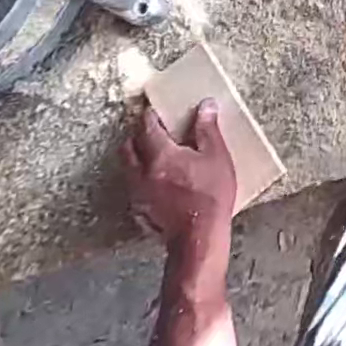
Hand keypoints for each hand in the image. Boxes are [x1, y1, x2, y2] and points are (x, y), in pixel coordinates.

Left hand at [122, 102, 237, 249]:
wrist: (200, 240)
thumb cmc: (210, 198)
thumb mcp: (216, 157)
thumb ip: (207, 129)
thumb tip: (206, 106)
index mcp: (161, 155)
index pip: (147, 126)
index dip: (150, 115)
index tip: (154, 111)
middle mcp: (143, 172)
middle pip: (129, 146)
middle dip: (136, 135)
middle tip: (149, 131)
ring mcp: (139, 194)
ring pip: (128, 168)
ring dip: (135, 157)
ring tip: (151, 155)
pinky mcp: (141, 212)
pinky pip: (133, 189)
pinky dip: (139, 180)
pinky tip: (154, 183)